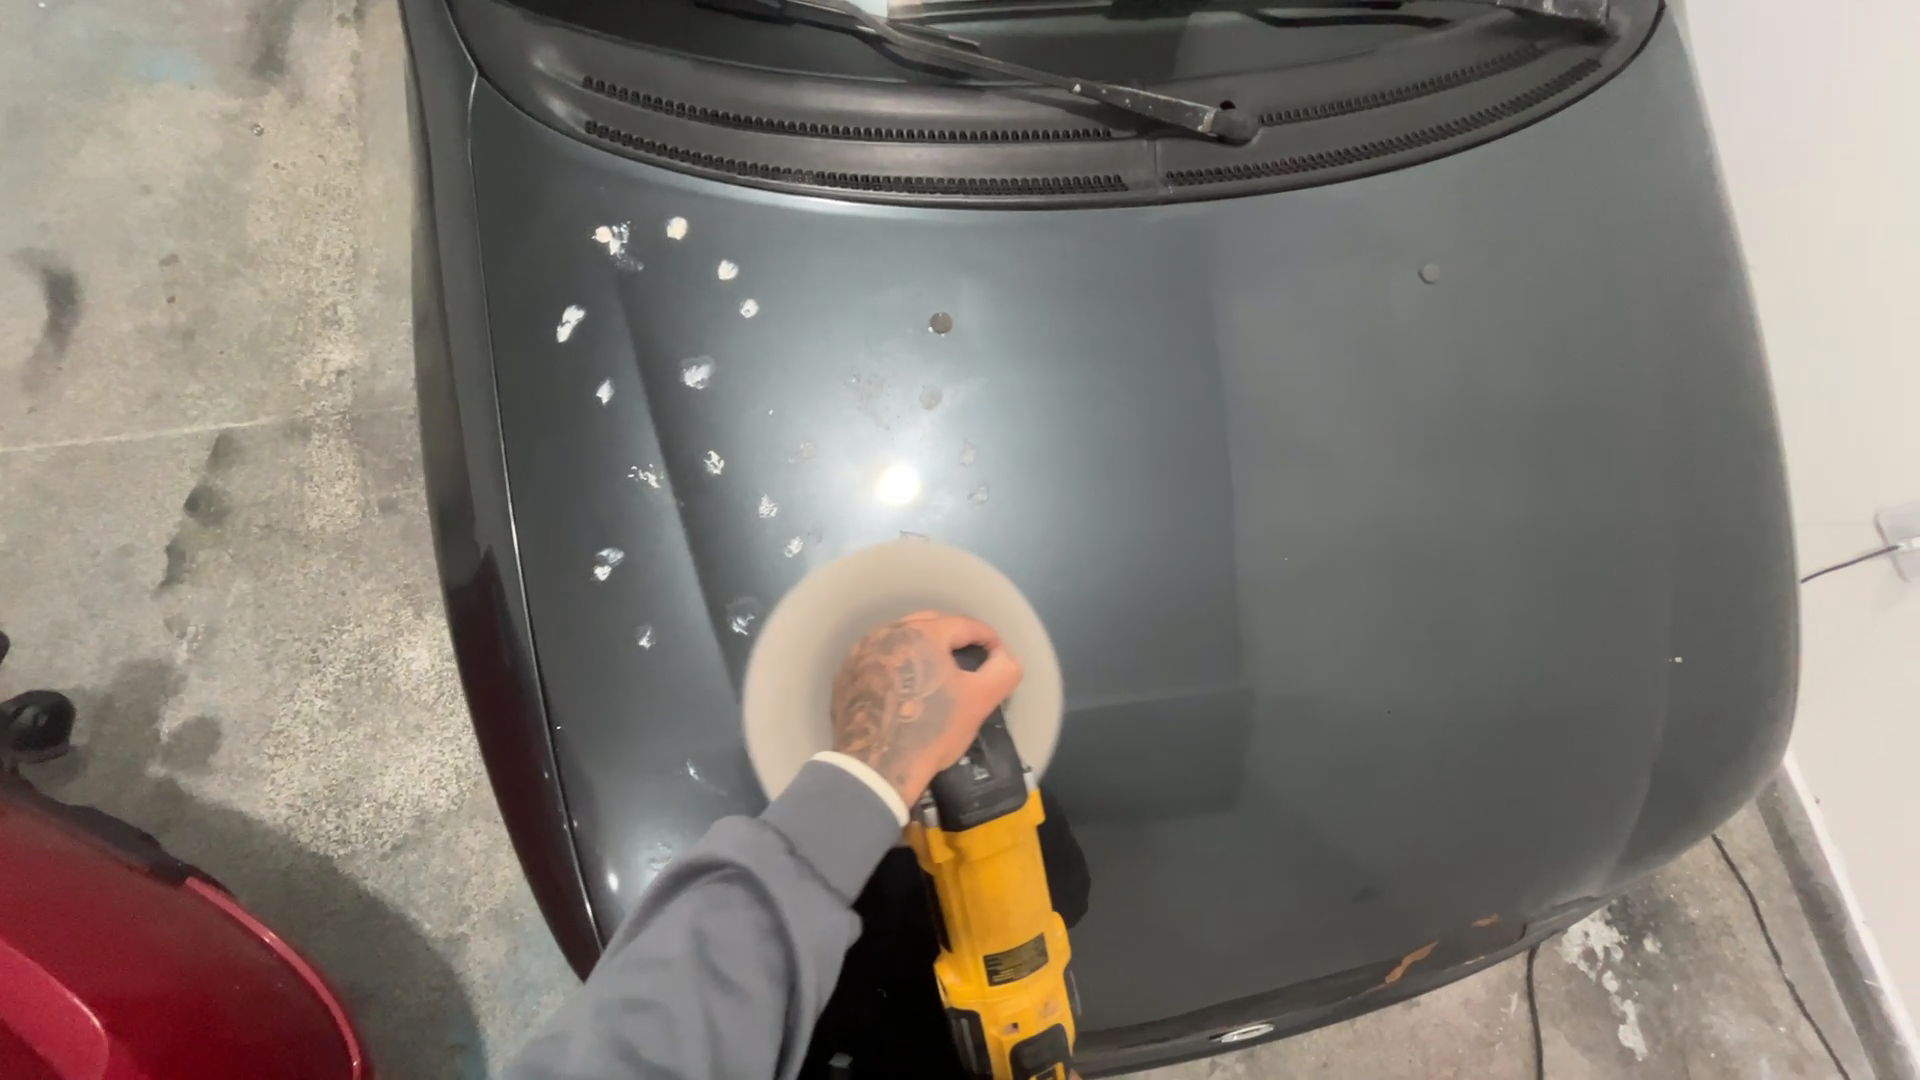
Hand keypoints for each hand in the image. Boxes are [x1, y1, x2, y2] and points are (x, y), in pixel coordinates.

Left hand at [830, 611, 1023, 805]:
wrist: (876, 767)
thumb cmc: (932, 730)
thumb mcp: (980, 701)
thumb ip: (1003, 670)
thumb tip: (1003, 656)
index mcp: (922, 632)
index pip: (965, 625)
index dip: (988, 638)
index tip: (997, 655)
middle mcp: (888, 632)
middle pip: (931, 625)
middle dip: (954, 638)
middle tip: (968, 661)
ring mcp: (862, 652)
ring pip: (902, 640)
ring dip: (923, 650)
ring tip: (936, 674)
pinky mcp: (846, 675)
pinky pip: (880, 659)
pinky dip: (897, 666)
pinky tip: (905, 688)